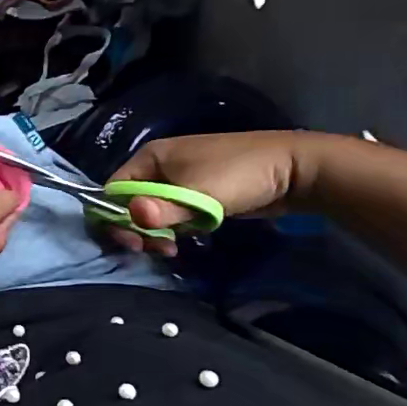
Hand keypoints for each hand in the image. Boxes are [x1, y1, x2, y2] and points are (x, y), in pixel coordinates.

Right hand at [106, 132, 305, 254]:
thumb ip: (165, 208)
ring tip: (172, 249)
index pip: (114, 190)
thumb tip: (133, 216)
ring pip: (150, 213)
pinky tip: (183, 243)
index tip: (135, 243)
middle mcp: (158, 166)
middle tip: (158, 249)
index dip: (116, 218)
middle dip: (137, 230)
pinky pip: (170, 216)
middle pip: (129, 204)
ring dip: (155, 234)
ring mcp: (177, 181)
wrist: (292, 169)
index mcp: (152, 156)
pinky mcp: (194, 195)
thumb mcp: (200, 194)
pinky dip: (171, 231)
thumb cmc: (241, 175)